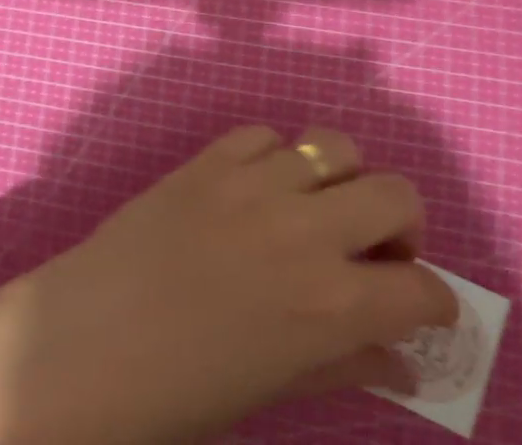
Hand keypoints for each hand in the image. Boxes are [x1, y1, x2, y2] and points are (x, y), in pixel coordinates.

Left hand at [0, 125, 457, 442]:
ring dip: (340, 179)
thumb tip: (402, 363)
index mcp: (334, 303)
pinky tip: (257, 187)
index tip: (419, 310)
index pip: (425, 290)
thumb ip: (347, 365)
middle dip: (402, 227)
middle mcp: (306, 231)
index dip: (434, 305)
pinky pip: (262, 134)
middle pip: (396, 195)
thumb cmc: (182, 387)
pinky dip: (274, 156)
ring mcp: (253, 186)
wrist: (87, 340)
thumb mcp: (277, 386)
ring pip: (333, 147)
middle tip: (372, 252)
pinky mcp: (205, 161)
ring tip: (316, 208)